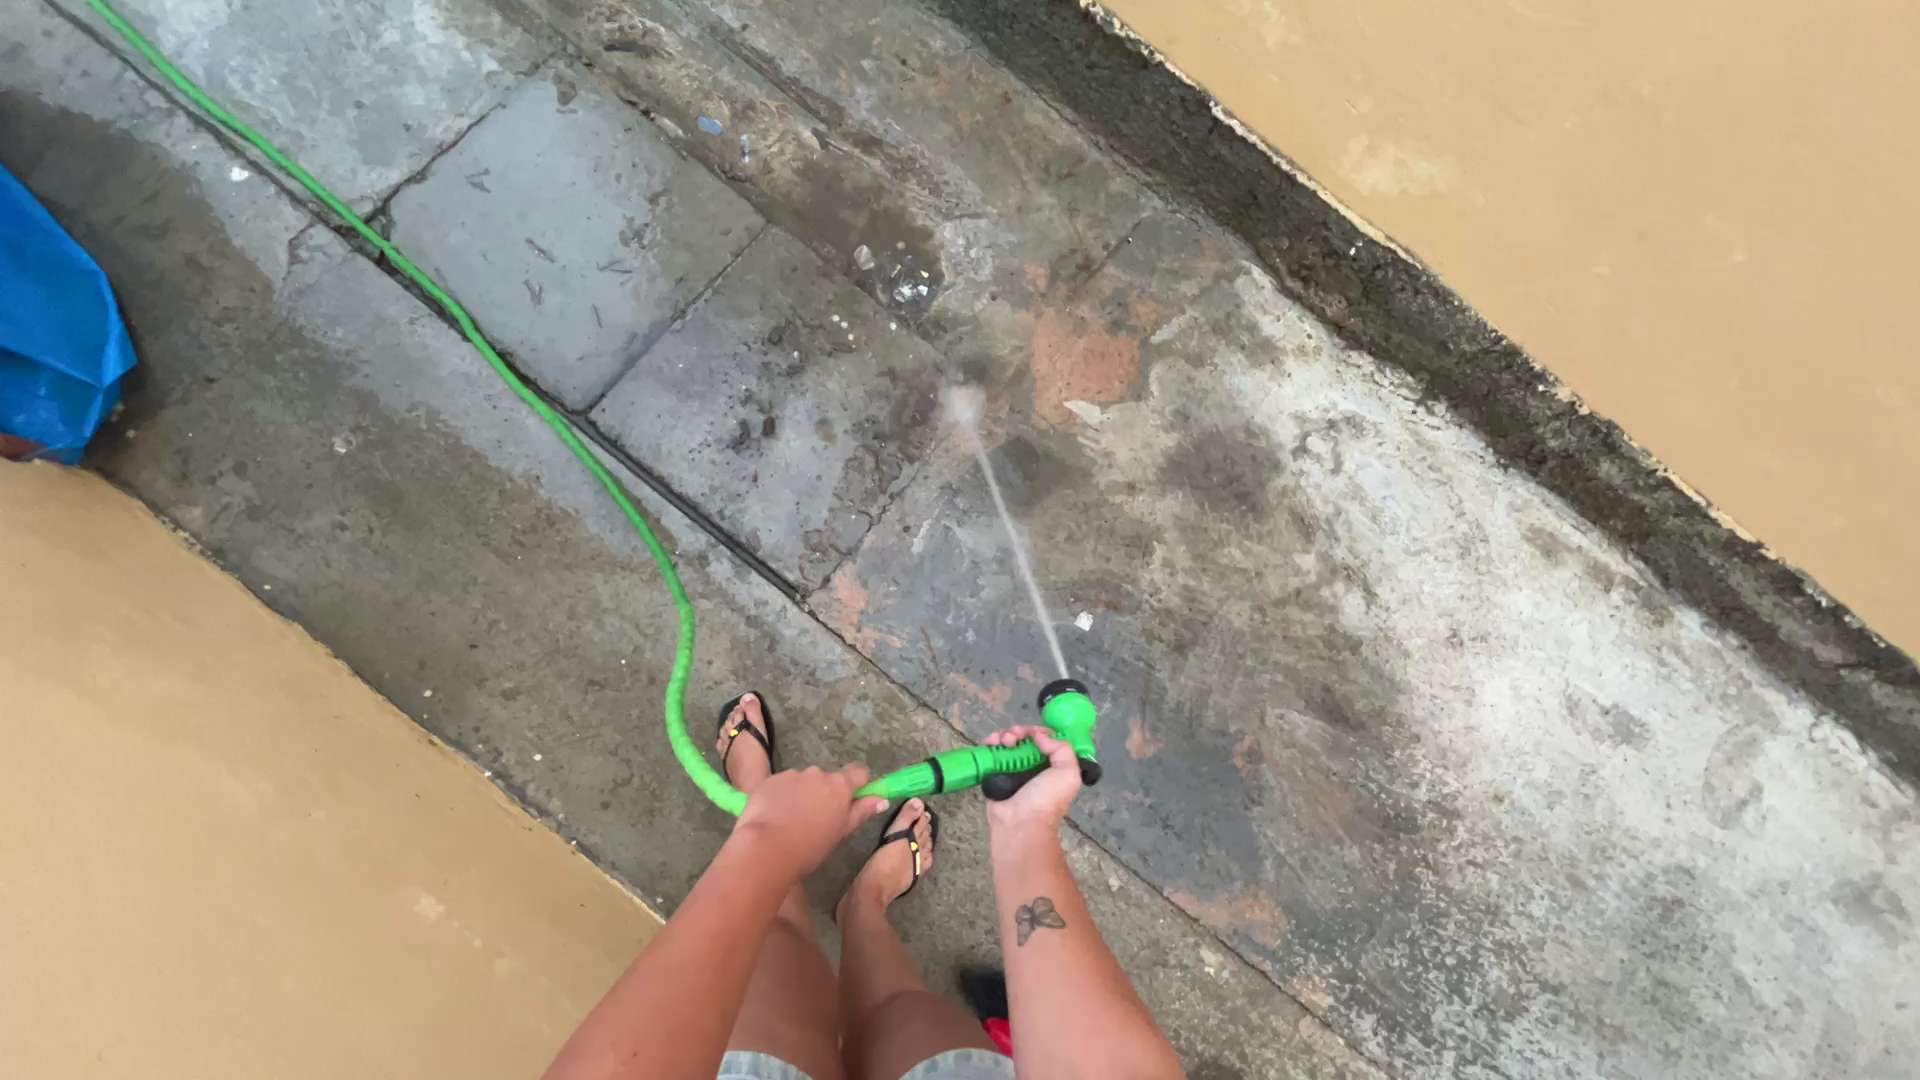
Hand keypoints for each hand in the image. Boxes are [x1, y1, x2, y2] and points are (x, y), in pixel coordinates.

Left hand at [732, 764, 889, 878]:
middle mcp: (818, 773)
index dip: (858, 783)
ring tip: (789, 821)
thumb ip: (861, 811)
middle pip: (827, 778)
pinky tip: (773, 817)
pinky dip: (781, 796)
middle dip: (824, 793)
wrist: (765, 848)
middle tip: (815, 819)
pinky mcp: (770, 780)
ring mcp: (793, 774)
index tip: (852, 799)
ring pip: (803, 782)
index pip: (859, 771)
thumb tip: (882, 799)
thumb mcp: (840, 832)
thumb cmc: (809, 846)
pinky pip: (781, 785)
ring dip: (801, 794)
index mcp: (839, 785)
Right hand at [982, 726, 1082, 836]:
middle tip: (1013, 736)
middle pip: (1025, 738)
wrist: (1020, 823)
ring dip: (1004, 736)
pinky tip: (990, 743)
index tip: (1031, 733)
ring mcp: (1014, 769)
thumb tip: (1039, 736)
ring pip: (1009, 743)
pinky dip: (991, 744)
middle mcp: (1034, 766)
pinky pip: (993, 753)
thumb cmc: (1046, 799)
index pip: (1047, 739)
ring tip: (1001, 741)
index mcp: (1054, 766)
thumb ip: (1062, 749)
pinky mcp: (996, 774)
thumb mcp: (1068, 774)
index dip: (1039, 731)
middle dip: (1019, 732)